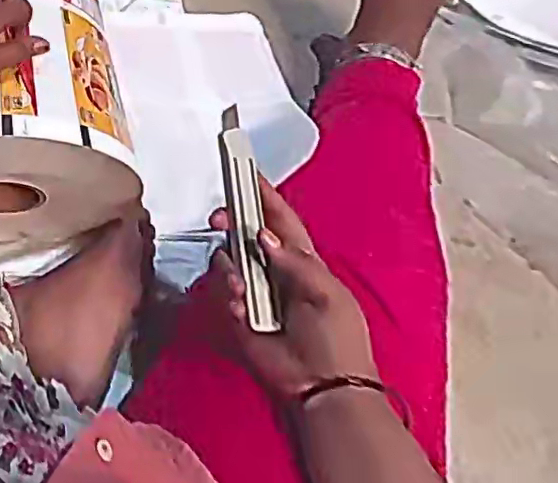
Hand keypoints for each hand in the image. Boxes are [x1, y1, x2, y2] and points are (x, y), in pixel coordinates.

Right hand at [206, 179, 376, 402]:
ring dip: (231, 267)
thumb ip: (295, 261)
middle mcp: (273, 267)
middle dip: (231, 220)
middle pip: (244, 230)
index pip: (278, 217)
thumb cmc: (337, 340)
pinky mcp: (237, 308)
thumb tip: (260, 236)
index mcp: (301, 260)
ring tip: (242, 289)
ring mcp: (254, 287)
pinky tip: (242, 309)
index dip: (262, 192)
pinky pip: (222, 288)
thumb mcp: (328, 296)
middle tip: (220, 220)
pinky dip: (229, 294)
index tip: (244, 167)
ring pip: (228, 257)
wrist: (323, 389)